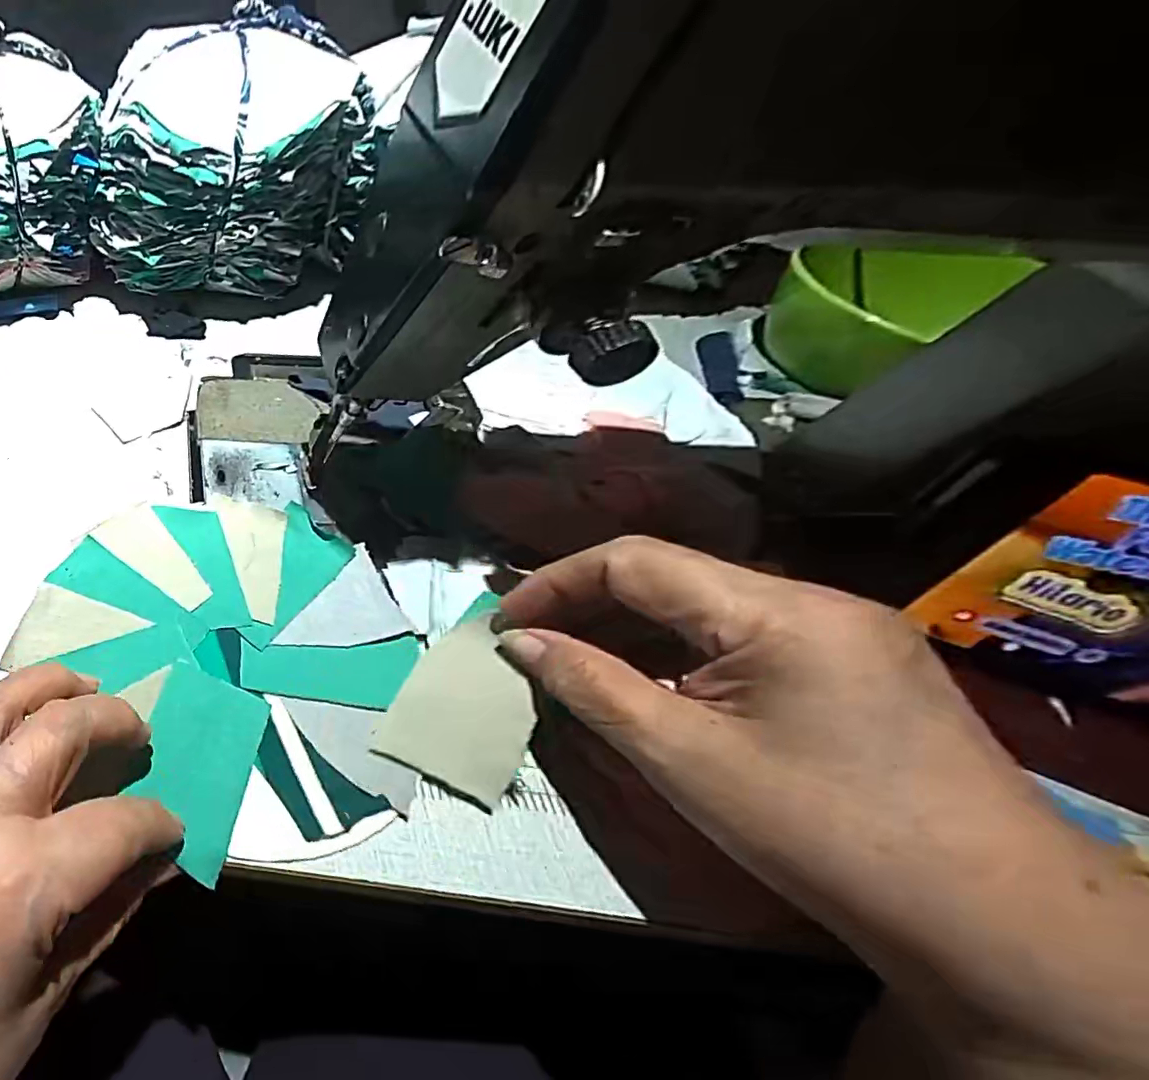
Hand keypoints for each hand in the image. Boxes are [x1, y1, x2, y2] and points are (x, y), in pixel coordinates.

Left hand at [0, 635, 182, 1079]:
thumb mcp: (55, 989)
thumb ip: (116, 908)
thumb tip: (167, 858)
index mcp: (20, 880)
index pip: (118, 823)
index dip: (157, 824)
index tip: (171, 830)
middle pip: (61, 731)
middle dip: (115, 722)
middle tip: (139, 738)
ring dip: (49, 683)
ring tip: (87, 686)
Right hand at [494, 537, 1148, 1076]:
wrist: (996, 926)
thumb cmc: (821, 833)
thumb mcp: (681, 757)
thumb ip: (590, 684)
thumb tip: (518, 641)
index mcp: (776, 611)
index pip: (634, 560)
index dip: (556, 583)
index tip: (505, 622)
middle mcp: (811, 601)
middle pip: (667, 575)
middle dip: (585, 603)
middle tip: (527, 641)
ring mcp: (838, 631)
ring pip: (700, 606)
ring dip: (627, 628)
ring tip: (570, 660)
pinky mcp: (849, 665)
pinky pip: (735, 637)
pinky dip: (673, 652)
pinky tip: (642, 682)